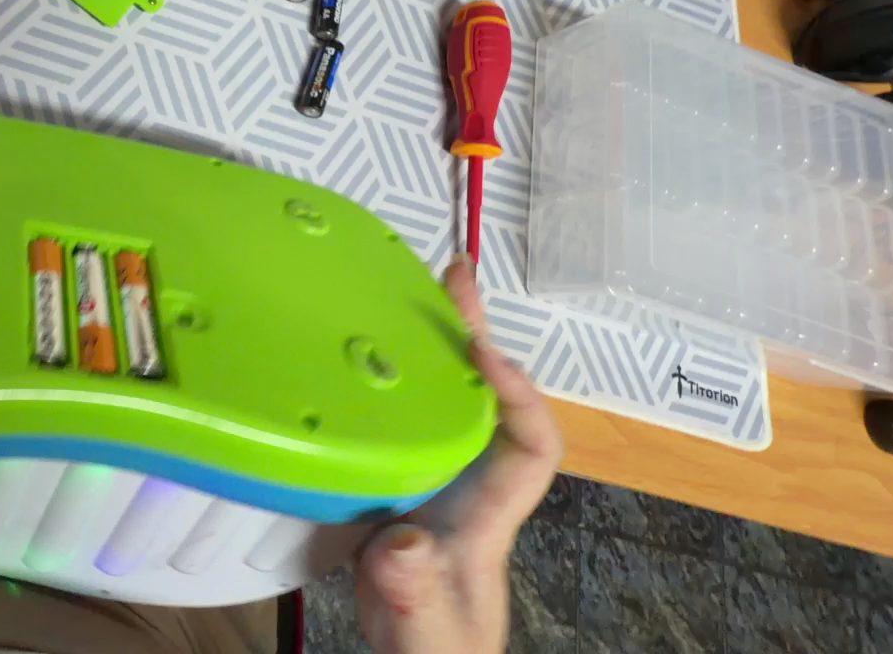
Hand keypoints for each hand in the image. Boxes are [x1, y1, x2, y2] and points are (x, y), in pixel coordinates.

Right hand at [352, 257, 564, 653]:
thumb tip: (402, 541)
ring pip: (445, 393)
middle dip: (475, 333)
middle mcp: (467, 475)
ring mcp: (432, 468)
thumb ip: (414, 594)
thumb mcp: (423, 630)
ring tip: (410, 285)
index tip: (481, 349)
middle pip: (487, 395)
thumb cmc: (433, 644)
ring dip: (434, 339)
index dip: (516, 392)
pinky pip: (402, 404)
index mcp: (487, 509)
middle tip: (454, 275)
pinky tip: (362, 340)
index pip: (530, 442)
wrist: (414, 652)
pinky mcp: (395, 467)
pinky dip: (391, 367)